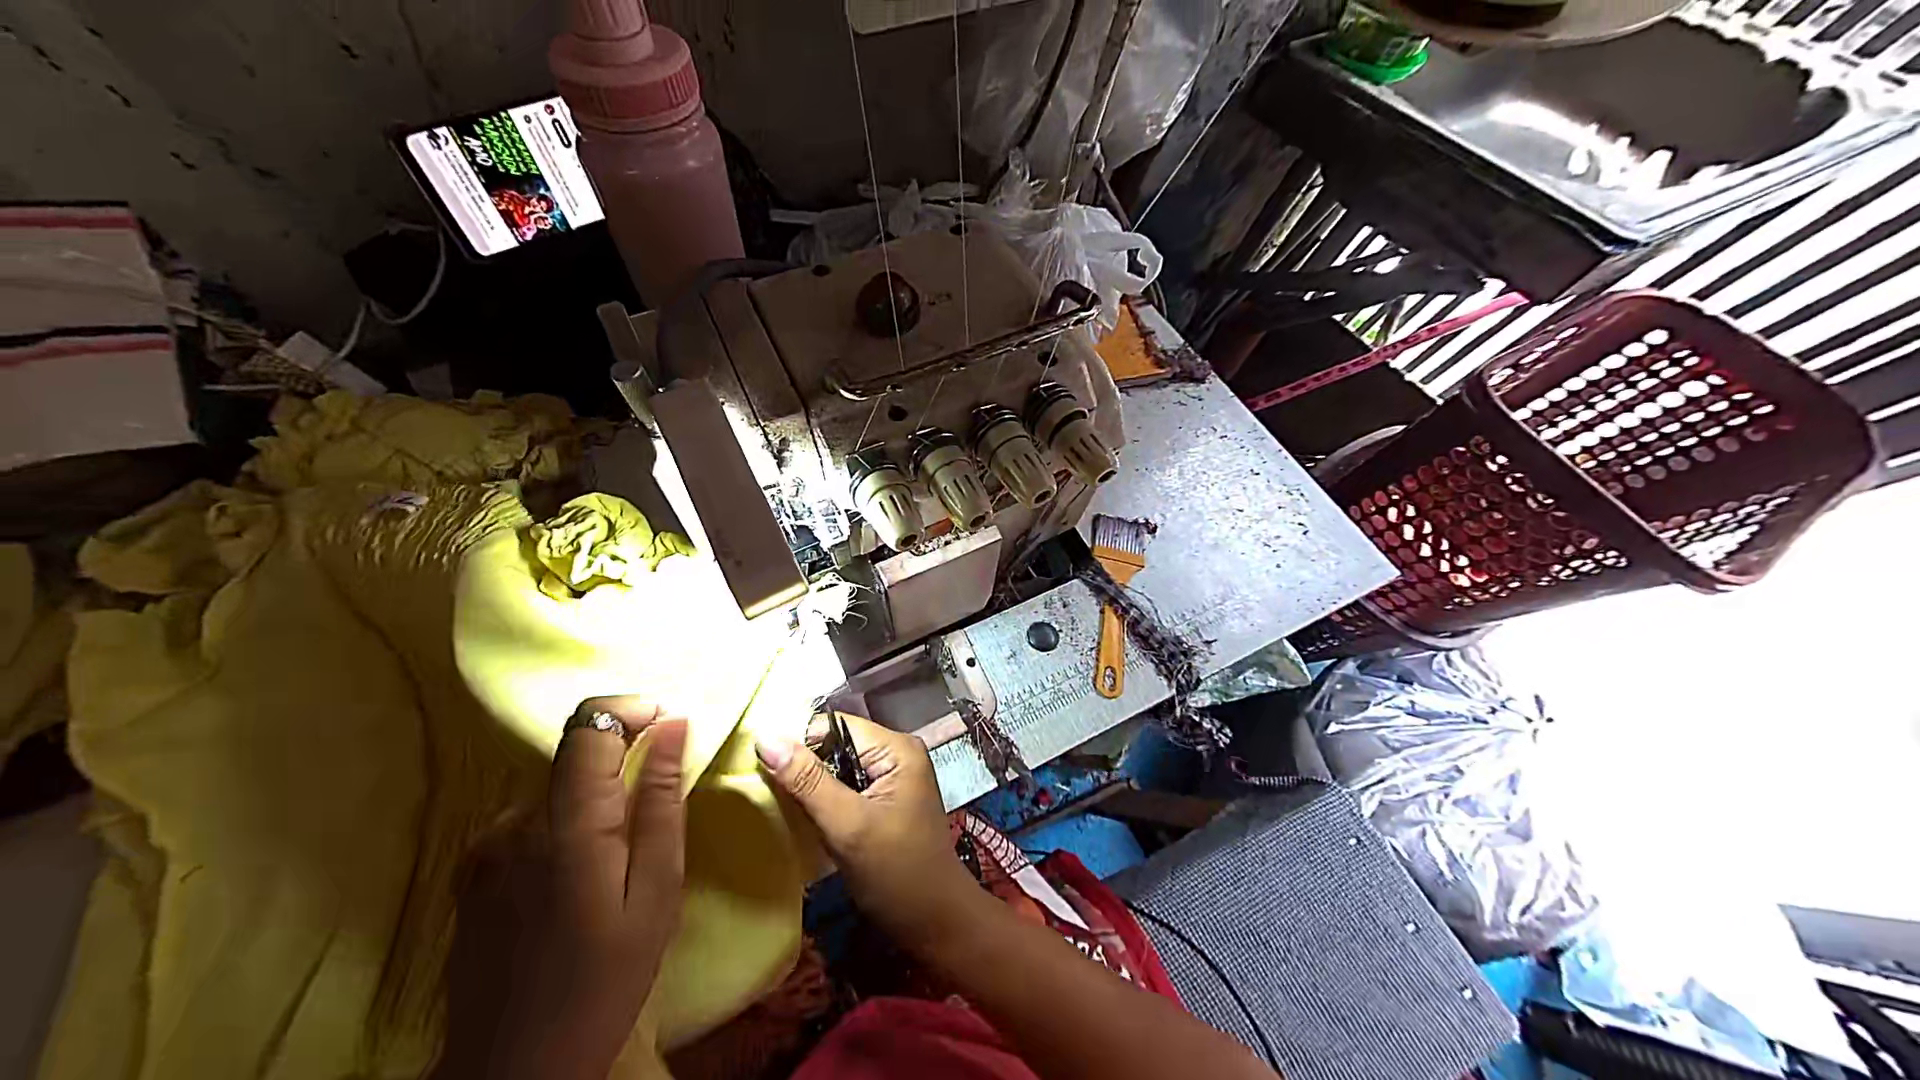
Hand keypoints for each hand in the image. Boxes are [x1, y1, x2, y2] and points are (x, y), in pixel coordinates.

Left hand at [434, 697, 688, 1079]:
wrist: (513, 1070)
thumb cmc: (604, 980)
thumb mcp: (657, 891)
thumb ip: (662, 800)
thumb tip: (675, 725)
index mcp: (566, 824)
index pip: (588, 725)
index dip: (629, 710)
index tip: (666, 725)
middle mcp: (514, 822)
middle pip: (574, 757)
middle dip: (621, 766)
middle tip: (655, 813)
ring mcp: (485, 847)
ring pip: (555, 791)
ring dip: (592, 803)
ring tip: (618, 863)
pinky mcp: (471, 871)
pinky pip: (530, 822)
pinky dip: (563, 828)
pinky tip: (577, 882)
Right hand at [755, 713, 979, 949]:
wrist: (935, 924)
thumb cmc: (896, 873)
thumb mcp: (848, 826)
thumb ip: (807, 781)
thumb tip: (765, 738)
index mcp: (896, 748)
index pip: (834, 725)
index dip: (798, 741)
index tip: (761, 766)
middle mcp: (895, 754)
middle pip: (833, 744)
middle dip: (801, 765)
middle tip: (767, 790)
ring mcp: (890, 779)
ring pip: (835, 768)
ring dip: (809, 786)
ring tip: (781, 805)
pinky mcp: (881, 803)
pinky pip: (843, 788)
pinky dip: (822, 801)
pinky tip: (805, 819)